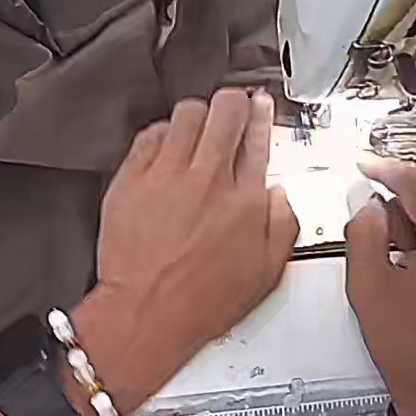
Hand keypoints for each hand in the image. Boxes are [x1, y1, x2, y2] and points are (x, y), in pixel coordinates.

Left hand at [67, 89, 299, 415]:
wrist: (147, 312)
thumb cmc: (200, 301)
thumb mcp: (265, 274)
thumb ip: (282, 228)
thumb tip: (281, 198)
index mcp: (245, 200)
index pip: (257, 138)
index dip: (260, 115)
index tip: (259, 108)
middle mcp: (209, 179)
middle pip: (225, 111)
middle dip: (232, 102)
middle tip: (231, 108)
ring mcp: (168, 176)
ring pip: (187, 113)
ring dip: (198, 114)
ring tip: (198, 125)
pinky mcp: (133, 180)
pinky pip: (149, 135)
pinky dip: (162, 132)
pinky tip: (165, 145)